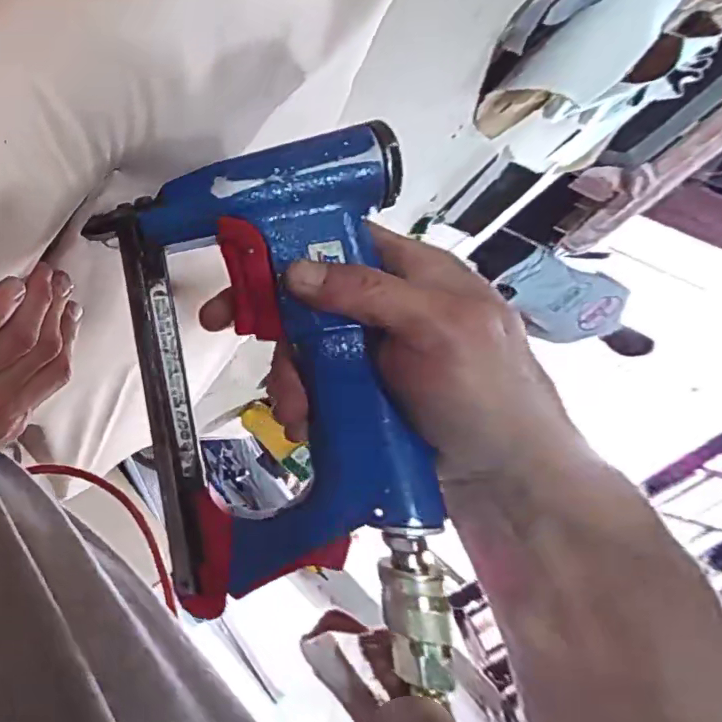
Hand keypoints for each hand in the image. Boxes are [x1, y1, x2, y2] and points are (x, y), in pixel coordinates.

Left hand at [0, 263, 79, 489]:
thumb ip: (3, 423)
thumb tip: (29, 396)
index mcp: (3, 425)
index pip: (53, 373)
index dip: (68, 335)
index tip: (70, 309)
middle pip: (41, 351)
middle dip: (57, 311)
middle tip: (60, 281)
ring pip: (15, 341)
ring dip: (36, 303)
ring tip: (41, 276)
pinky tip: (7, 287)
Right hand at [200, 223, 589, 483]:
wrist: (502, 483)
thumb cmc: (490, 397)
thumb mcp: (439, 329)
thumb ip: (370, 292)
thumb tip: (294, 271)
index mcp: (411, 271)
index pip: (338, 238)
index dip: (288, 245)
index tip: (243, 264)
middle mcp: (381, 303)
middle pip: (304, 293)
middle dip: (270, 319)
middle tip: (219, 324)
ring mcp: (364, 347)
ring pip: (300, 342)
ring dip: (288, 374)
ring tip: (297, 410)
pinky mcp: (353, 386)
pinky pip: (307, 380)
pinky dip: (298, 399)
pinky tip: (304, 422)